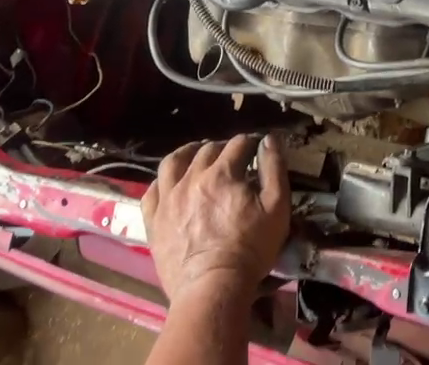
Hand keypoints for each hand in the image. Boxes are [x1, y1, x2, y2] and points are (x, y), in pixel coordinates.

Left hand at [143, 134, 290, 304]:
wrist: (213, 290)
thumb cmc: (250, 248)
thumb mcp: (277, 206)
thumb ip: (275, 168)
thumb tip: (270, 139)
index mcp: (222, 174)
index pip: (238, 143)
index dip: (251, 143)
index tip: (257, 150)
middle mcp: (191, 179)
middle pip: (206, 150)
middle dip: (223, 148)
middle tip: (233, 159)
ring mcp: (168, 200)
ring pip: (173, 162)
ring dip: (188, 154)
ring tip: (197, 158)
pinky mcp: (153, 222)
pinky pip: (151, 191)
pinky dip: (163, 182)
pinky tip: (172, 185)